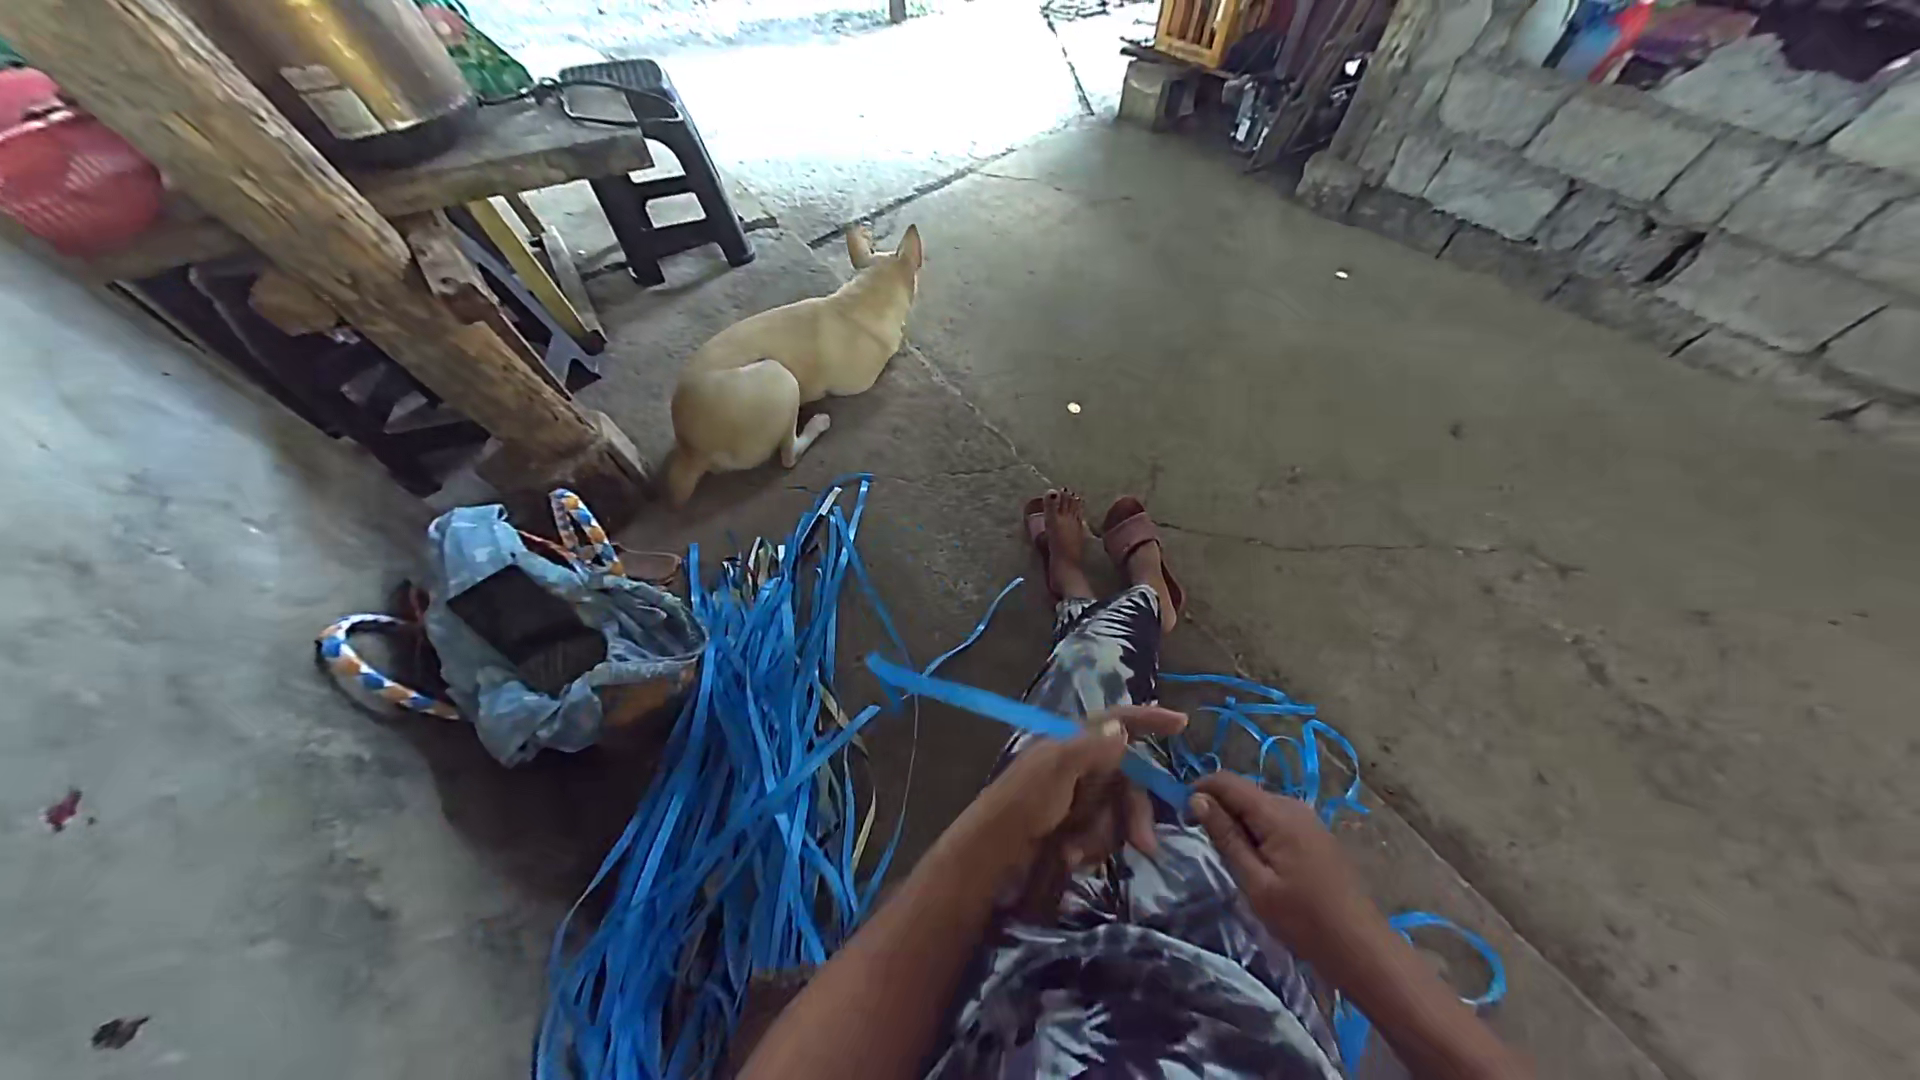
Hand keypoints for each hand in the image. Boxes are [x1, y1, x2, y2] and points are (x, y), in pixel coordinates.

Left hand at [951, 705, 1186, 884]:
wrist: (992, 856)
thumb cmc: (1022, 804)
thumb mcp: (1055, 770)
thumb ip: (1090, 749)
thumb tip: (1121, 729)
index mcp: (1070, 744)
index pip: (1115, 722)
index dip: (1147, 719)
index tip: (1181, 722)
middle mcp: (1077, 767)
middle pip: (1127, 780)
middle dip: (1134, 811)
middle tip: (1143, 844)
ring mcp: (1075, 799)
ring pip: (1117, 812)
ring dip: (1103, 835)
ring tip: (1075, 852)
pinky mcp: (1072, 827)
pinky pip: (1102, 834)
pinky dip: (1091, 847)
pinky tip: (1070, 857)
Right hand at [1189, 772, 1375, 954]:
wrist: (1363, 950)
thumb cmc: (1304, 921)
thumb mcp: (1255, 882)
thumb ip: (1226, 836)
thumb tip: (1197, 799)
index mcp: (1277, 814)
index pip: (1227, 781)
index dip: (1200, 789)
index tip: (1184, 816)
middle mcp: (1293, 805)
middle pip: (1243, 790)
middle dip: (1219, 806)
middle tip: (1205, 841)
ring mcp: (1307, 818)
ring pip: (1258, 804)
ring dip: (1238, 819)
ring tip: (1229, 854)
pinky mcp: (1314, 833)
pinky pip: (1275, 818)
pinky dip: (1257, 829)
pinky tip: (1257, 859)